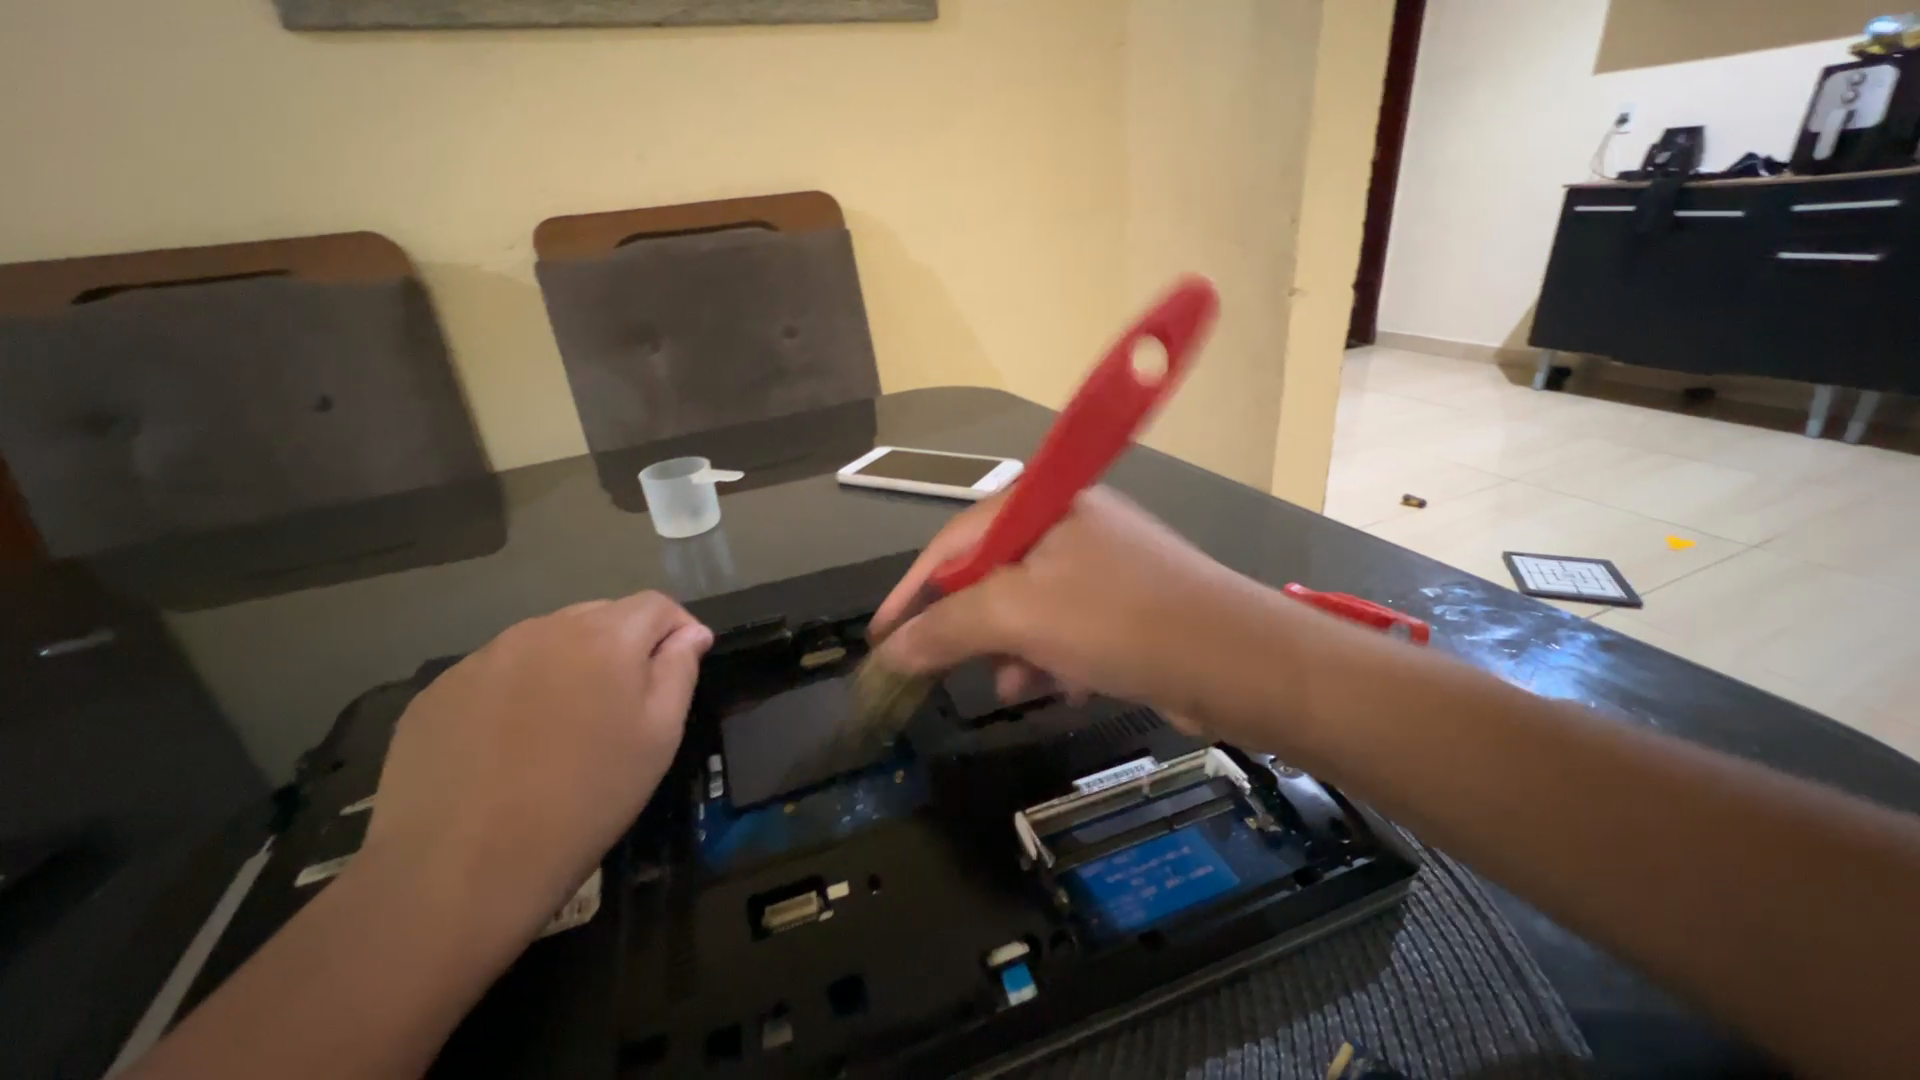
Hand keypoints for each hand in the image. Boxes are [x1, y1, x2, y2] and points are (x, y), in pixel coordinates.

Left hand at [356, 592, 711, 941]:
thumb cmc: (586, 801)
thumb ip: (679, 671)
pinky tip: (512, 744)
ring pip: (545, 641)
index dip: (678, 628)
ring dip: (569, 665)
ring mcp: (483, 657)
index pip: (654, 605)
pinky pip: (497, 672)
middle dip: (623, 644)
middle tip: (625, 701)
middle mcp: (542, 630)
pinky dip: (518, 690)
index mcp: (604, 637)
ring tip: (566, 724)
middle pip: (598, 616)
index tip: (685, 663)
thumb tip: (690, 634)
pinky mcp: (439, 690)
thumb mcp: (659, 738)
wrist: (463, 865)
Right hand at [868, 487, 1259, 724]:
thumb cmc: (1119, 621)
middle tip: (945, 675)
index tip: (879, 640)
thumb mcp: (1020, 617)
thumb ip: (947, 628)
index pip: (952, 544)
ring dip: (1014, 653)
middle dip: (971, 632)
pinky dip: (1054, 660)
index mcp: (1042, 506)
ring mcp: (1099, 566)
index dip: (910, 593)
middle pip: (988, 579)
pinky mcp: (1123, 606)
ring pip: (1026, 612)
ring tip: (1022, 686)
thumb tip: (891, 651)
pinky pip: (1064, 631)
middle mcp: (1068, 526)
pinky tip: (1065, 687)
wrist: (1236, 662)